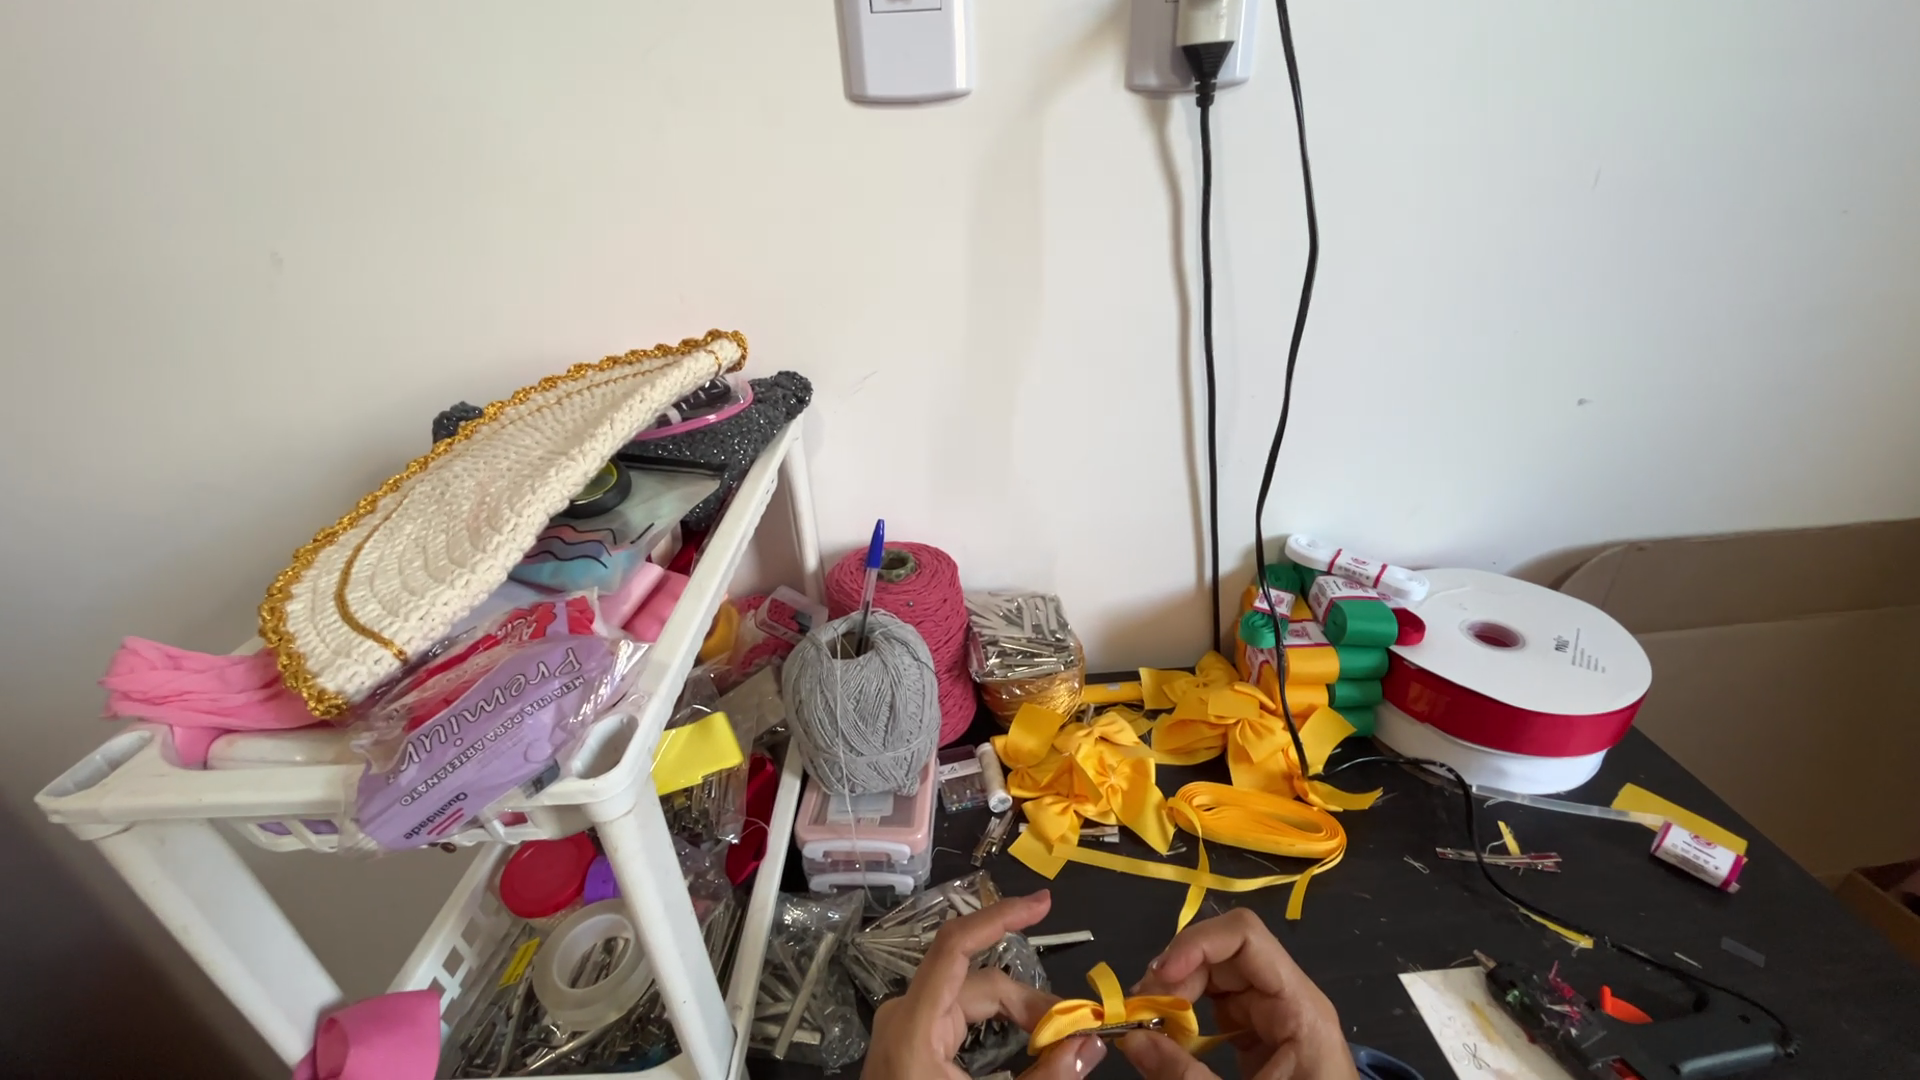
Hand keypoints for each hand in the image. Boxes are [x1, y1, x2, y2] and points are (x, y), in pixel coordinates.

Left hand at [862, 890, 1106, 1079]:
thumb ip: (1045, 1077)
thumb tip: (1091, 1042)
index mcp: (914, 1024)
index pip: (956, 945)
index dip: (1000, 916)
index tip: (1043, 903)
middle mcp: (905, 1012)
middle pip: (978, 983)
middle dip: (1030, 1000)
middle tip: (1077, 1028)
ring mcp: (905, 1026)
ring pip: (973, 1000)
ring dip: (1017, 1014)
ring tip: (1057, 1037)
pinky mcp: (912, 1041)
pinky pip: (961, 1018)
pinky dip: (996, 1026)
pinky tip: (1026, 1040)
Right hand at [1120, 909, 1357, 1079]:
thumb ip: (1185, 1077)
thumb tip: (1130, 1038)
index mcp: (1300, 1008)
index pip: (1245, 937)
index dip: (1198, 943)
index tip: (1159, 977)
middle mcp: (1288, 999)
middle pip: (1223, 953)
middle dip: (1177, 972)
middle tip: (1142, 1010)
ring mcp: (1274, 1016)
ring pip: (1214, 975)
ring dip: (1177, 991)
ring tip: (1150, 1022)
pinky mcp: (1260, 1035)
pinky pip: (1217, 1004)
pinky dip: (1187, 1013)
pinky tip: (1170, 1035)